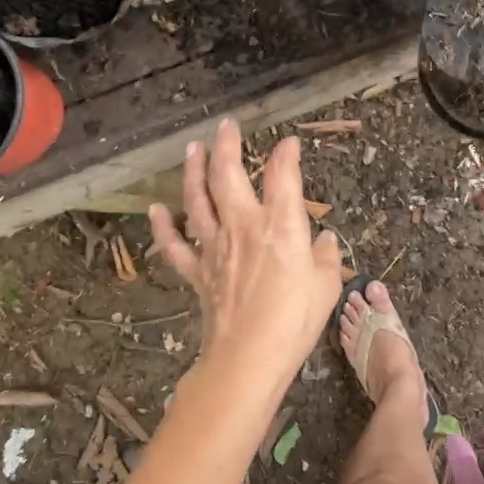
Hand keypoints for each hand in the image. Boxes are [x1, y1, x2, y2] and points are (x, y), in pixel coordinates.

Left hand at [148, 120, 341, 379]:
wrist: (247, 357)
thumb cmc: (294, 320)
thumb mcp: (326, 286)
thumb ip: (325, 257)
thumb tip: (323, 240)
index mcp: (281, 225)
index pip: (283, 176)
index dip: (286, 154)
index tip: (289, 143)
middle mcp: (244, 226)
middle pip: (228, 175)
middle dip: (227, 146)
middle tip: (226, 126)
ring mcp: (216, 248)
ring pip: (197, 200)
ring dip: (192, 171)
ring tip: (192, 149)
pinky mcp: (198, 273)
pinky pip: (175, 246)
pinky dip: (163, 227)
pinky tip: (157, 209)